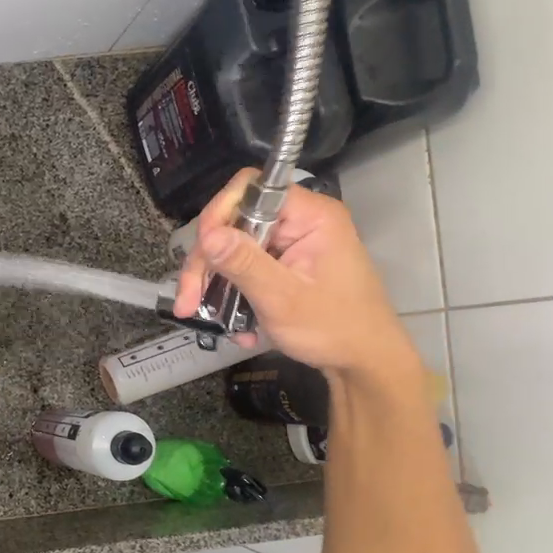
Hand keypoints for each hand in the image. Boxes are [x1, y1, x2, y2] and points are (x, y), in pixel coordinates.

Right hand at [173, 168, 416, 378]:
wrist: (364, 362)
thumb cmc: (333, 329)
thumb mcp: (282, 298)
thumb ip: (244, 263)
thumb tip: (207, 235)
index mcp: (310, 216)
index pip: (252, 189)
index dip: (219, 216)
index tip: (203, 253)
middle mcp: (300, 223)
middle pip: (234, 224)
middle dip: (207, 264)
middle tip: (188, 302)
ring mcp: (292, 245)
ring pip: (234, 250)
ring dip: (216, 287)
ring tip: (207, 318)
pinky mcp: (285, 266)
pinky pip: (246, 270)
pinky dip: (233, 296)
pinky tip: (236, 327)